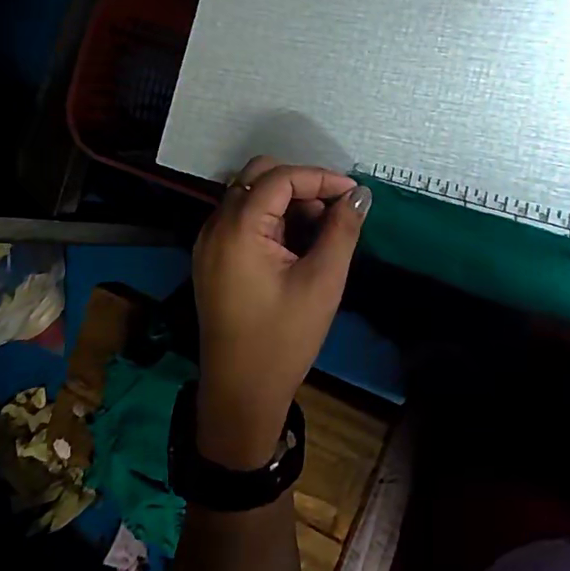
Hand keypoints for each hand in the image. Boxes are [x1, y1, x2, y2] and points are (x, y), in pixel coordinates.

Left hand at [191, 157, 370, 470]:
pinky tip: (297, 244)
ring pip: (249, 196)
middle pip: (258, 177)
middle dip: (301, 183)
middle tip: (333, 209)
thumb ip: (342, 230)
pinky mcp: (213, 259)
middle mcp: (216, 227)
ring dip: (287, 201)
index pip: (279, 178)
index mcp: (238, 229)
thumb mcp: (323, 281)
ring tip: (320, 229)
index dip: (320, 178)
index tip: (352, 193)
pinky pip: (242, 219)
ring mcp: (210, 243)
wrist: (241, 394)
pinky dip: (272, 219)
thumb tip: (359, 195)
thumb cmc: (284, 338)